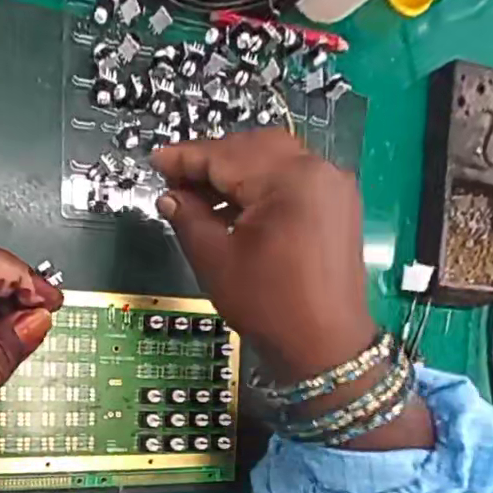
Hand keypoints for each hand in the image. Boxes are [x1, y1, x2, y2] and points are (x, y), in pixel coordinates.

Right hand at [151, 130, 377, 382]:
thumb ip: (189, 218)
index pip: (226, 155)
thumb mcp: (215, 259)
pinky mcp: (337, 205)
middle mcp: (317, 171)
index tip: (156, 159)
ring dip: (234, 169)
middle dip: (211, 158)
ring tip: (198, 193)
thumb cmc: (265, 303)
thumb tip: (170, 195)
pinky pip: (291, 178)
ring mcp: (333, 186)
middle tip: (174, 178)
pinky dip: (258, 183)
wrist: (323, 344)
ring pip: (274, 159)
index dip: (186, 157)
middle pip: (254, 147)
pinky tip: (232, 205)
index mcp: (288, 180)